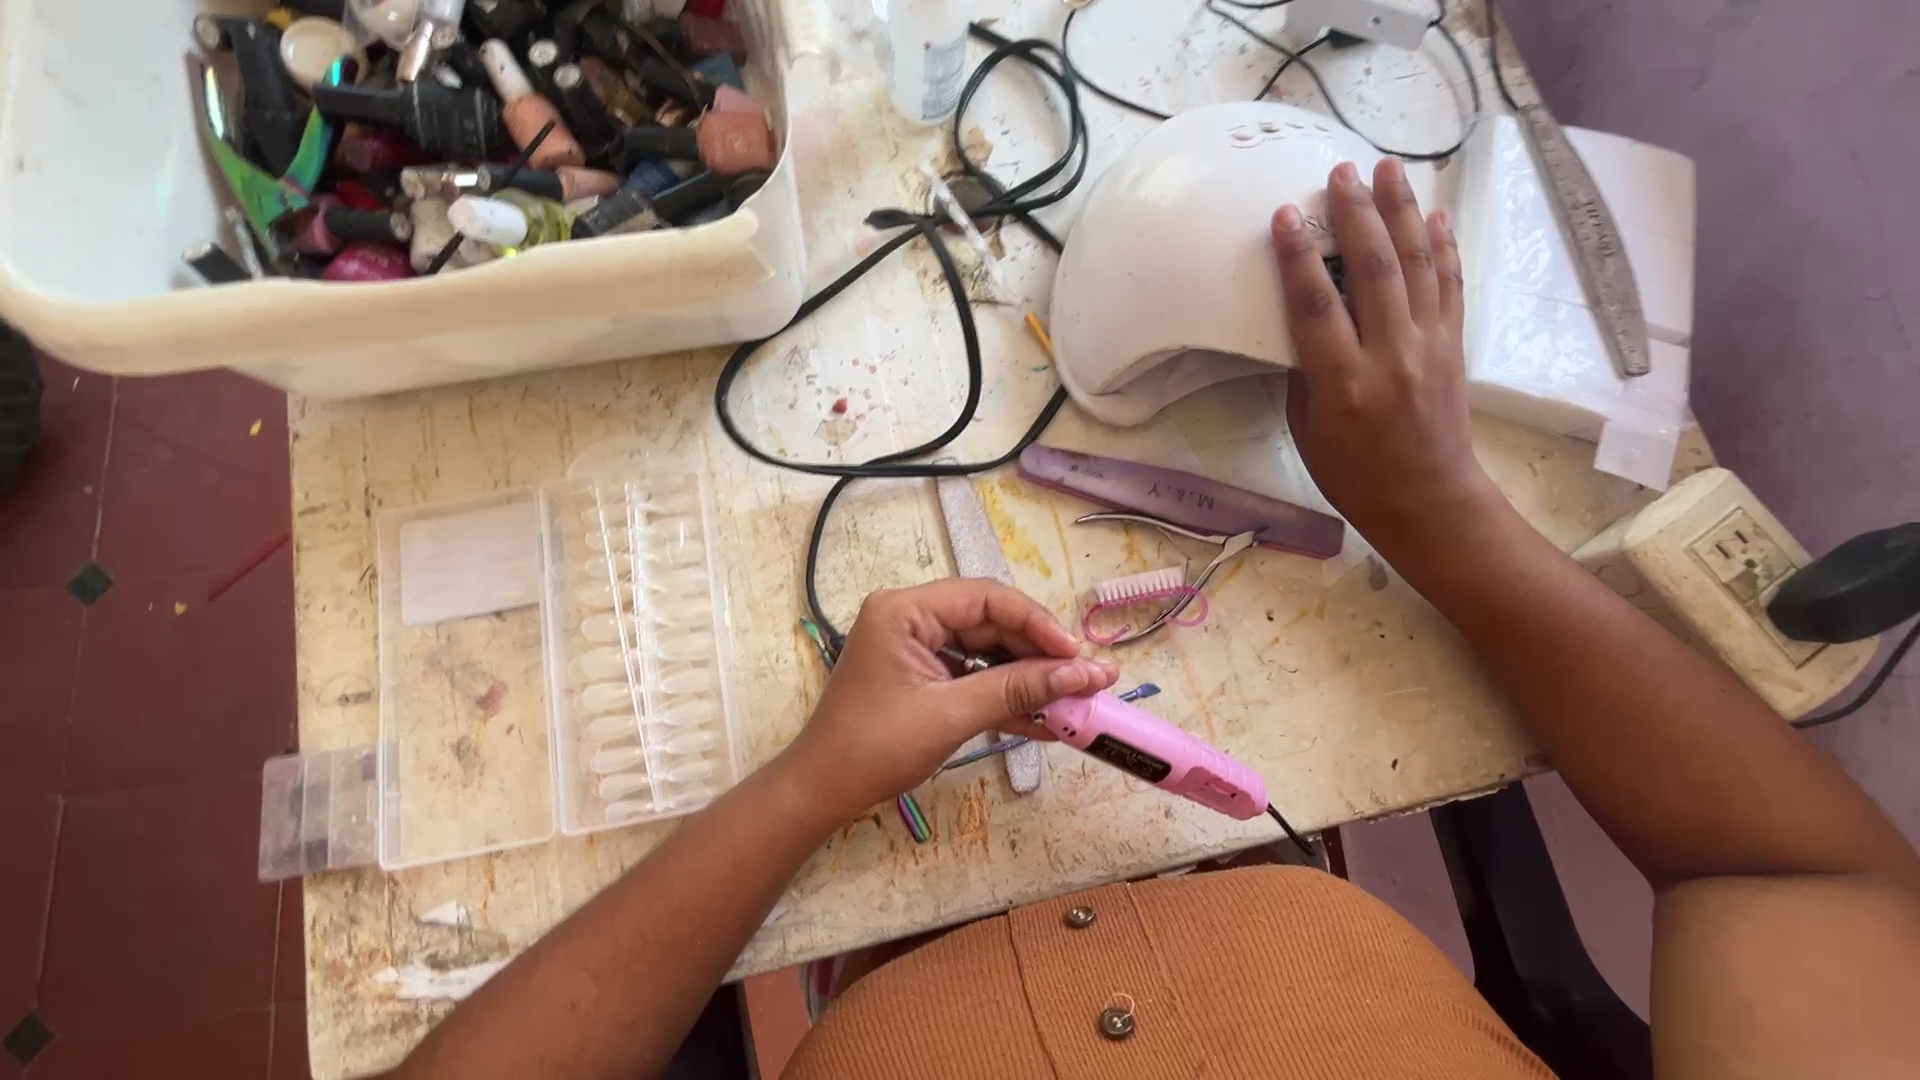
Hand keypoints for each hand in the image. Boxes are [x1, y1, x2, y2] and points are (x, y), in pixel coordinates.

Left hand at [778, 580, 1116, 823]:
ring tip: (1076, 700)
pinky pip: (975, 678)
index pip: (985, 598)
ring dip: (1029, 679)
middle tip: (1088, 679)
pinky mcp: (925, 679)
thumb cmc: (874, 747)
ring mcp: (919, 649)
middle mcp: (912, 618)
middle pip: (991, 623)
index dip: (1036, 622)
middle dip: (1039, 654)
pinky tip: (1046, 719)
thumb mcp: (950, 715)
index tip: (1075, 654)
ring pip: (989, 652)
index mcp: (905, 610)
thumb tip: (1083, 676)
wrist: (822, 793)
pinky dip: (1006, 698)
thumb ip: (1016, 691)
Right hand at [1271, 158, 1499, 556]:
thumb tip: (1306, 325)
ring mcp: (1430, 346)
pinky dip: (1444, 247)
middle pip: (1375, 269)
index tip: (1285, 216)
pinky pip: (1450, 286)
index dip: (1297, 257)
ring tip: (1390, 169)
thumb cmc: (1352, 475)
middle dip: (1357, 213)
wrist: (1427, 500)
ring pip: (1417, 265)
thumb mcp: (1307, 430)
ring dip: (1403, 212)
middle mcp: (1390, 354)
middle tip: (1341, 171)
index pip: (1315, 305)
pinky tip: (1436, 216)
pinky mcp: (1454, 346)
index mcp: (1342, 382)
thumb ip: (1306, 373)